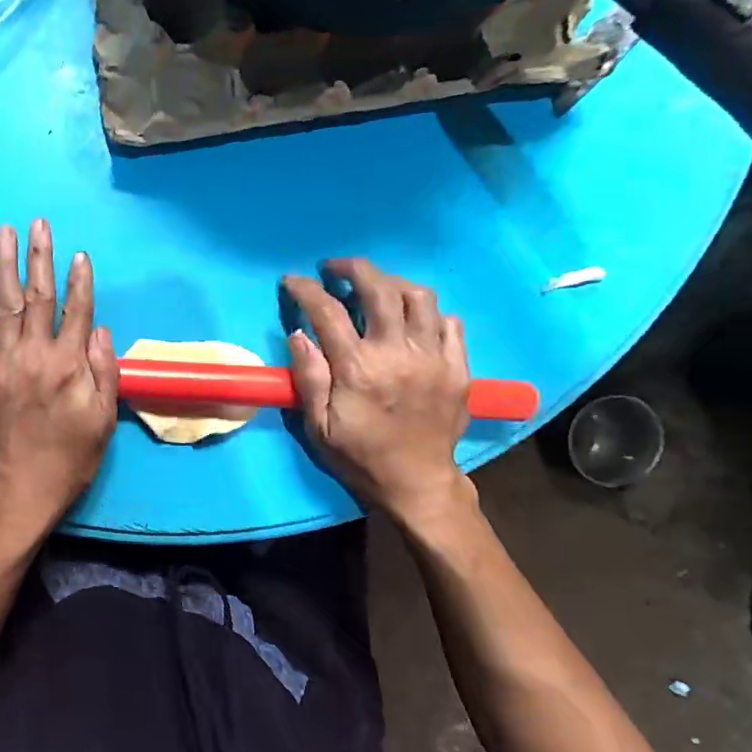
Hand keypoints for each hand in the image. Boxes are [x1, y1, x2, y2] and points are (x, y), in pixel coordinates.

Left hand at [0, 219, 118, 540]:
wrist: (22, 488)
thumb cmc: (70, 457)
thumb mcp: (103, 419)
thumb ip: (104, 370)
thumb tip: (98, 327)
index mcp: (69, 365)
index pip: (77, 310)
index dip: (80, 280)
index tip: (80, 253)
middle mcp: (34, 355)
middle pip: (39, 297)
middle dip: (40, 257)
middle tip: (38, 223)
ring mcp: (2, 363)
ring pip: (5, 305)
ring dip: (5, 267)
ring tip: (4, 233)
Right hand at [282, 259, 471, 516]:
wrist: (417, 483)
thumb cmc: (359, 455)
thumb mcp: (318, 425)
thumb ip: (308, 377)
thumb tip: (299, 333)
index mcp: (359, 369)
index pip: (328, 312)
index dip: (306, 290)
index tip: (292, 281)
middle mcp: (398, 354)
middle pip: (380, 290)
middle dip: (354, 268)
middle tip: (335, 267)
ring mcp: (434, 358)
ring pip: (420, 297)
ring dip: (392, 282)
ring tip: (374, 286)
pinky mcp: (459, 368)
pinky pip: (450, 322)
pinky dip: (428, 311)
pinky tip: (411, 318)